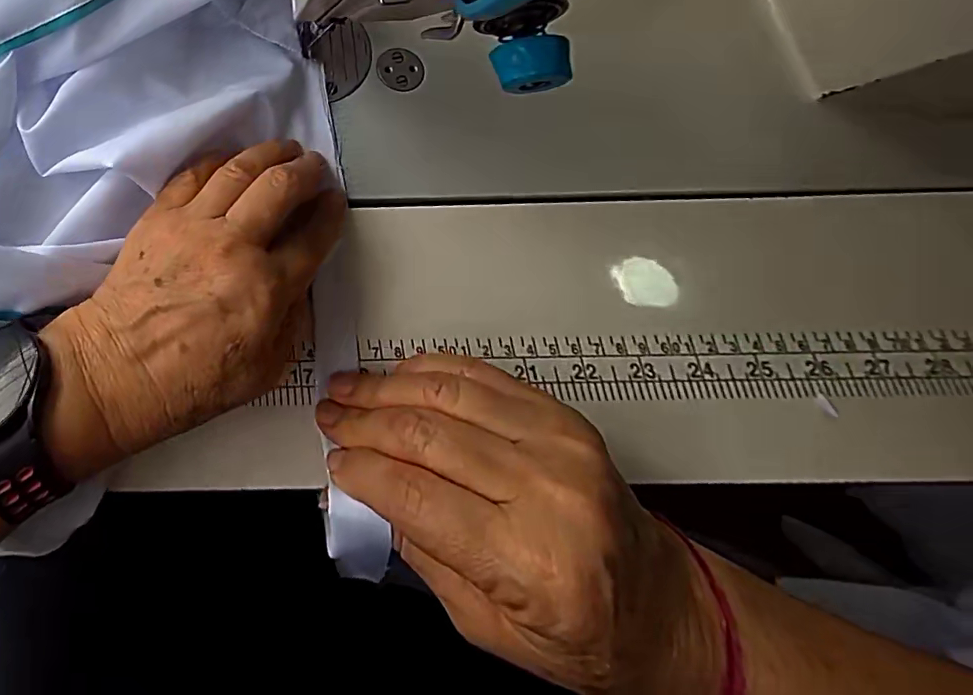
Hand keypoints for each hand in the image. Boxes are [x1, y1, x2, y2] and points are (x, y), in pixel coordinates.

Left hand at [39, 139, 345, 480]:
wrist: (119, 365)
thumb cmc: (190, 379)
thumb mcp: (268, 368)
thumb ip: (293, 319)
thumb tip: (297, 280)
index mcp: (267, 287)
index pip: (314, 234)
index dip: (331, 212)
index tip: (334, 202)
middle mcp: (233, 246)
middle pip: (280, 187)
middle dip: (306, 171)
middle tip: (313, 167)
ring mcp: (192, 226)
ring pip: (238, 170)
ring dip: (267, 153)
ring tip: (282, 149)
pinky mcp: (158, 217)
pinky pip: (191, 175)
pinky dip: (216, 160)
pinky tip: (229, 159)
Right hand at [316, 355, 722, 693]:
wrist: (668, 612)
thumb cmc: (585, 630)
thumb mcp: (486, 624)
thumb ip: (417, 550)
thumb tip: (362, 489)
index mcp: (532, 562)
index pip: (409, 492)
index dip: (358, 469)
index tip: (335, 462)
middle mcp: (551, 496)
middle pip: (419, 435)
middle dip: (359, 423)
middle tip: (330, 419)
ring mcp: (560, 448)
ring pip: (441, 394)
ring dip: (381, 388)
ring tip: (348, 390)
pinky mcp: (563, 420)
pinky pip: (478, 375)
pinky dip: (426, 369)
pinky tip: (396, 376)